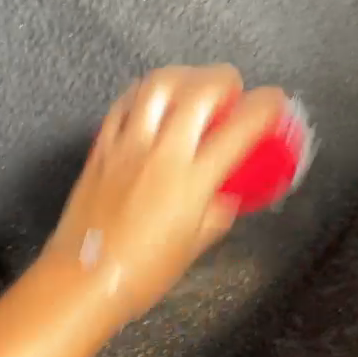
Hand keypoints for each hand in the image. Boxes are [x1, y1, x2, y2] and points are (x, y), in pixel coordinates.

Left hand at [42, 64, 286, 321]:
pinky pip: (124, 105)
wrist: (83, 280)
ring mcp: (127, 147)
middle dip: (223, 79)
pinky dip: (144, 93)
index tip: (274, 101)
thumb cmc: (141, 274)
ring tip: (194, 84)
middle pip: (198, 91)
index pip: (239, 129)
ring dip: (183, 76)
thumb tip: (226, 197)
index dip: (264, 107)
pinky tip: (152, 100)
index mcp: (191, 182)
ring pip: (156, 86)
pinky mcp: (100, 149)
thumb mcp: (193, 246)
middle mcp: (160, 154)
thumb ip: (215, 214)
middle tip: (234, 87)